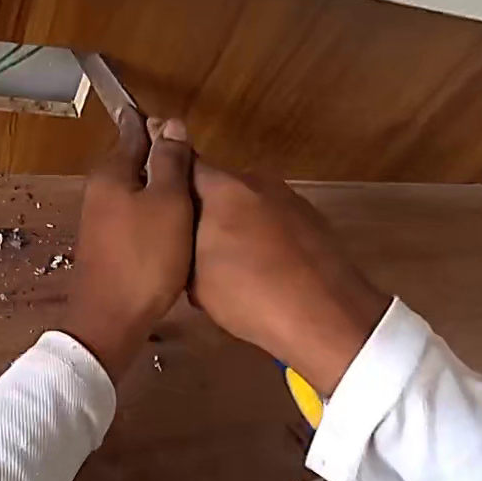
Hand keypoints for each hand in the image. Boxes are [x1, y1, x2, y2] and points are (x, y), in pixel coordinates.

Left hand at [60, 113, 195, 377]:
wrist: (111, 318)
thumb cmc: (144, 258)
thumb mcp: (168, 204)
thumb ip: (171, 163)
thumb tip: (172, 125)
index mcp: (111, 174)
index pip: (134, 133)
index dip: (156, 126)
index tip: (176, 122)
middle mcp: (99, 192)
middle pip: (134, 163)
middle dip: (160, 157)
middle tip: (195, 161)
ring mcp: (99, 220)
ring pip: (135, 191)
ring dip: (159, 188)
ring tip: (191, 192)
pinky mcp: (106, 245)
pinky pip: (133, 216)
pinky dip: (153, 214)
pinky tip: (173, 226)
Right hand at [188, 162, 390, 395]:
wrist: (324, 316)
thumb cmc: (247, 293)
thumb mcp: (192, 276)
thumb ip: (180, 243)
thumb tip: (177, 234)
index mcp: (223, 187)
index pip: (183, 165)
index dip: (168, 183)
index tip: (157, 204)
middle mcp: (256, 181)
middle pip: (216, 185)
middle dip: (201, 209)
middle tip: (189, 245)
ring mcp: (289, 197)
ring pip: (246, 203)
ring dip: (233, 223)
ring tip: (228, 263)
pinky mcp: (312, 218)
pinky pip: (273, 219)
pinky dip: (262, 235)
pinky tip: (262, 268)